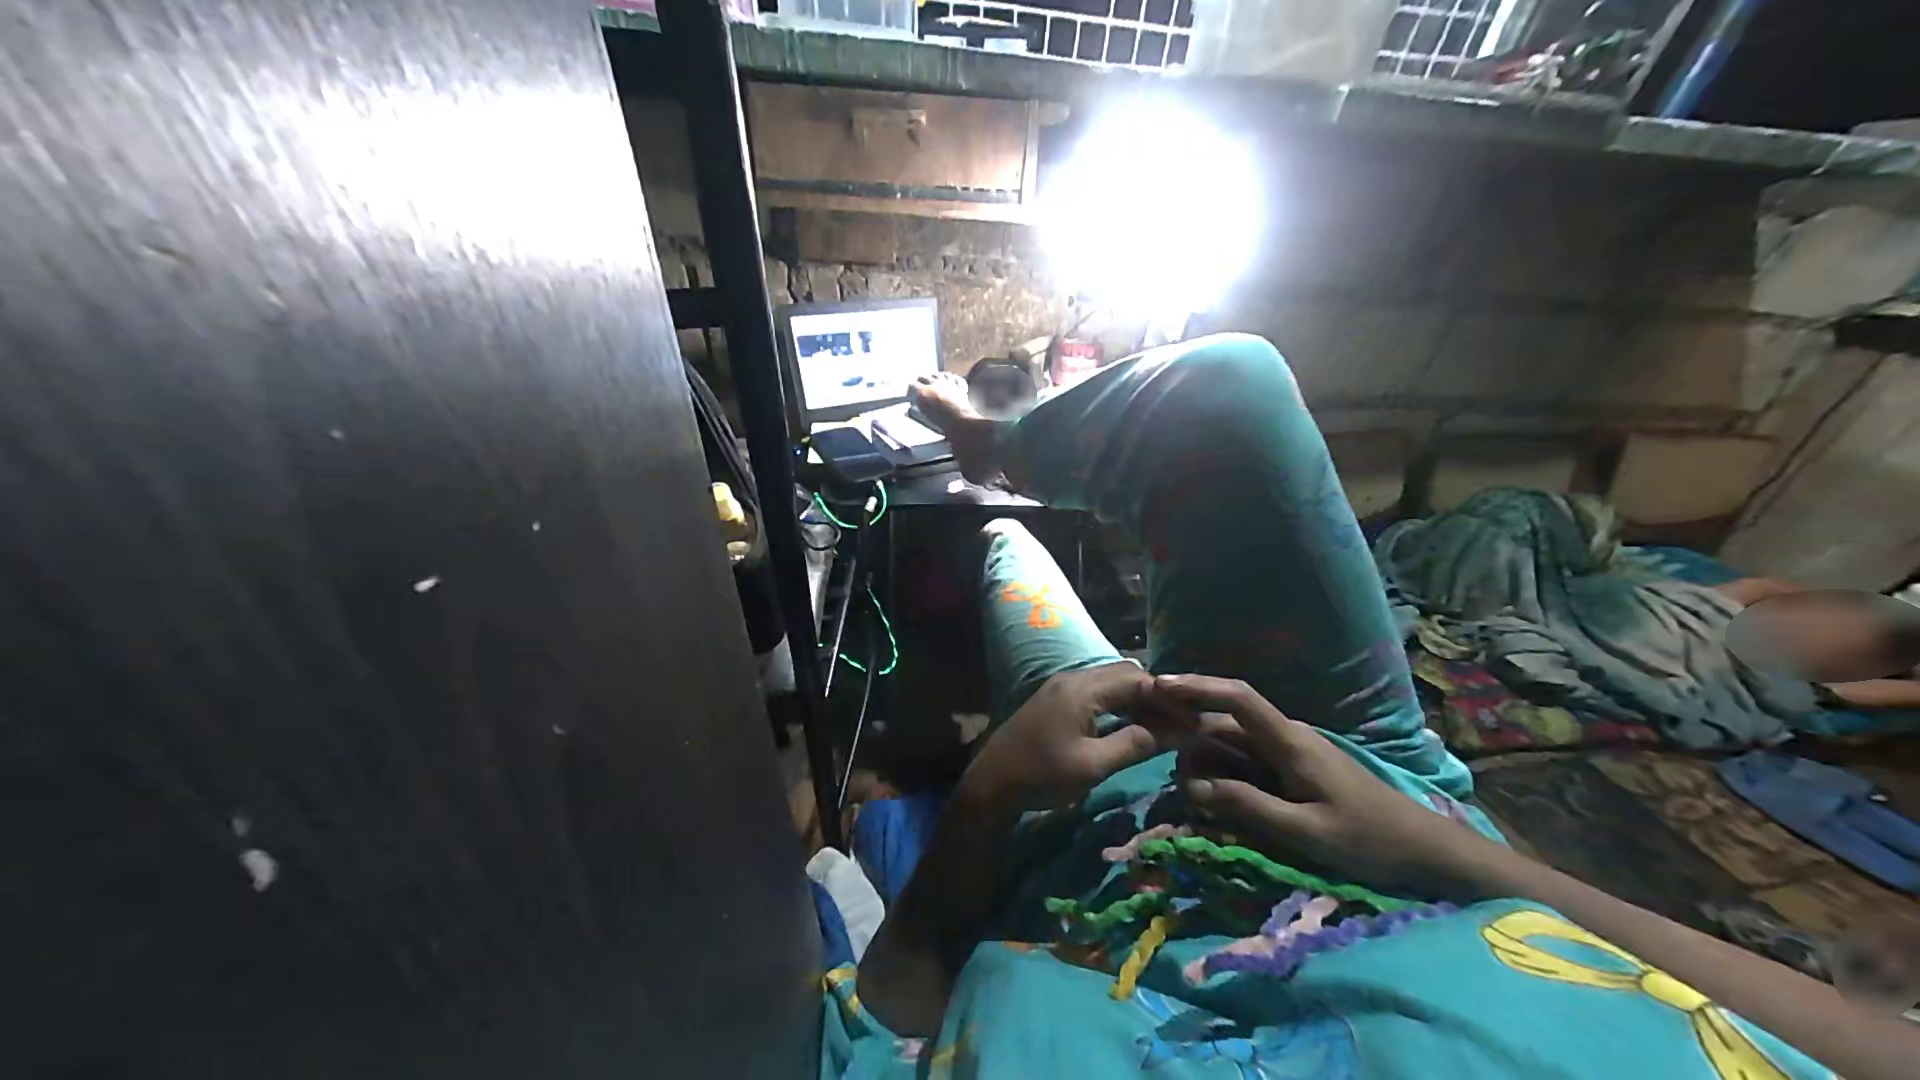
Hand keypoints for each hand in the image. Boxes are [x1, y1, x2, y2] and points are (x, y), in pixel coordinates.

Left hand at [958, 663, 1168, 814]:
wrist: (991, 783)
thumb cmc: (1041, 775)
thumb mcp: (1093, 765)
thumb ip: (1136, 744)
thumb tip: (1179, 731)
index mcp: (1081, 689)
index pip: (1138, 680)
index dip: (1170, 698)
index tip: (1197, 719)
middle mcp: (1074, 679)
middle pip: (1126, 675)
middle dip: (1158, 695)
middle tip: (1185, 722)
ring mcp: (1063, 688)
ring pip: (1112, 683)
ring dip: (1140, 699)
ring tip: (1168, 725)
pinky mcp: (1058, 700)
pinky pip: (1098, 693)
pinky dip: (1121, 705)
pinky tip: (1136, 725)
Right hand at [1153, 674, 1514, 899]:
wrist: (1426, 851)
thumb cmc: (1369, 839)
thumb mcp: (1305, 830)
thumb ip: (1247, 804)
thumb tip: (1191, 784)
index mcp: (1290, 741)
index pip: (1238, 697)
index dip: (1197, 686)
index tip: (1158, 686)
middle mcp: (1285, 735)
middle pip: (1224, 720)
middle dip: (1187, 733)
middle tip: (1162, 762)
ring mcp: (1287, 750)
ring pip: (1230, 741)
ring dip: (1202, 758)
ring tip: (1187, 791)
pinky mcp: (1289, 768)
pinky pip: (1243, 759)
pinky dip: (1220, 770)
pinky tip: (1209, 793)